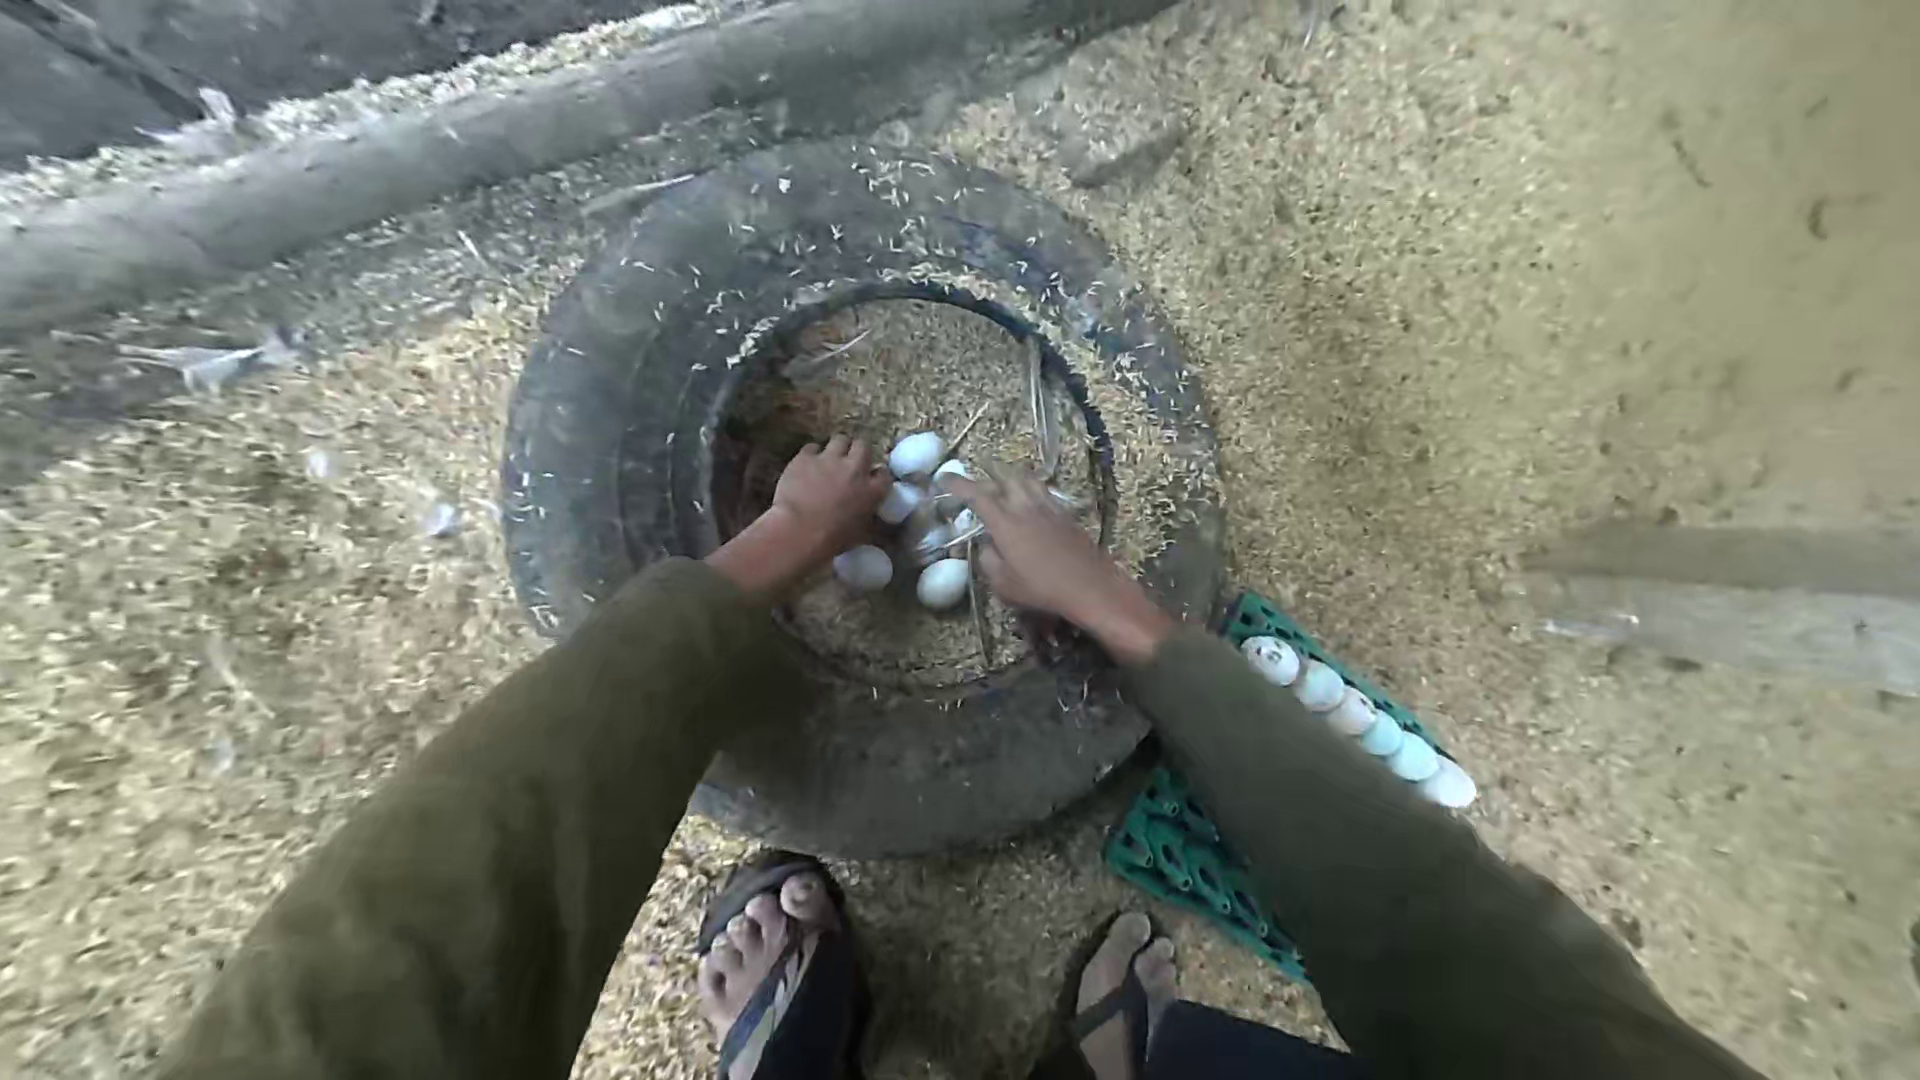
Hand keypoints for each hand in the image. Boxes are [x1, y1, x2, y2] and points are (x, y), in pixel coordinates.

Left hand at [767, 435, 892, 558]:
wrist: (800, 531)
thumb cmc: (832, 539)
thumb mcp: (861, 533)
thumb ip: (868, 518)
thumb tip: (869, 517)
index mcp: (872, 491)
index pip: (884, 474)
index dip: (876, 475)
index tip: (870, 479)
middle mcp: (855, 468)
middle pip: (863, 446)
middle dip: (857, 451)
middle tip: (848, 462)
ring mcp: (830, 459)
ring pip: (840, 439)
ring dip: (836, 448)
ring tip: (828, 459)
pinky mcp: (806, 457)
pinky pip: (812, 447)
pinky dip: (811, 455)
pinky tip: (806, 465)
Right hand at [946, 469, 1174, 665]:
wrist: (1089, 586)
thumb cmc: (1041, 589)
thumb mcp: (1002, 583)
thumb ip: (987, 559)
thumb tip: (986, 544)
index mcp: (1006, 523)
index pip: (977, 495)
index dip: (958, 484)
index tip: (944, 478)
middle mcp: (1026, 507)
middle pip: (1004, 479)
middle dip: (986, 480)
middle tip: (976, 490)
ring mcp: (1049, 508)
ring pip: (1027, 480)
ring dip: (1011, 480)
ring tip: (1003, 488)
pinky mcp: (1066, 514)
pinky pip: (1044, 492)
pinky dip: (1031, 491)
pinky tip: (1030, 504)